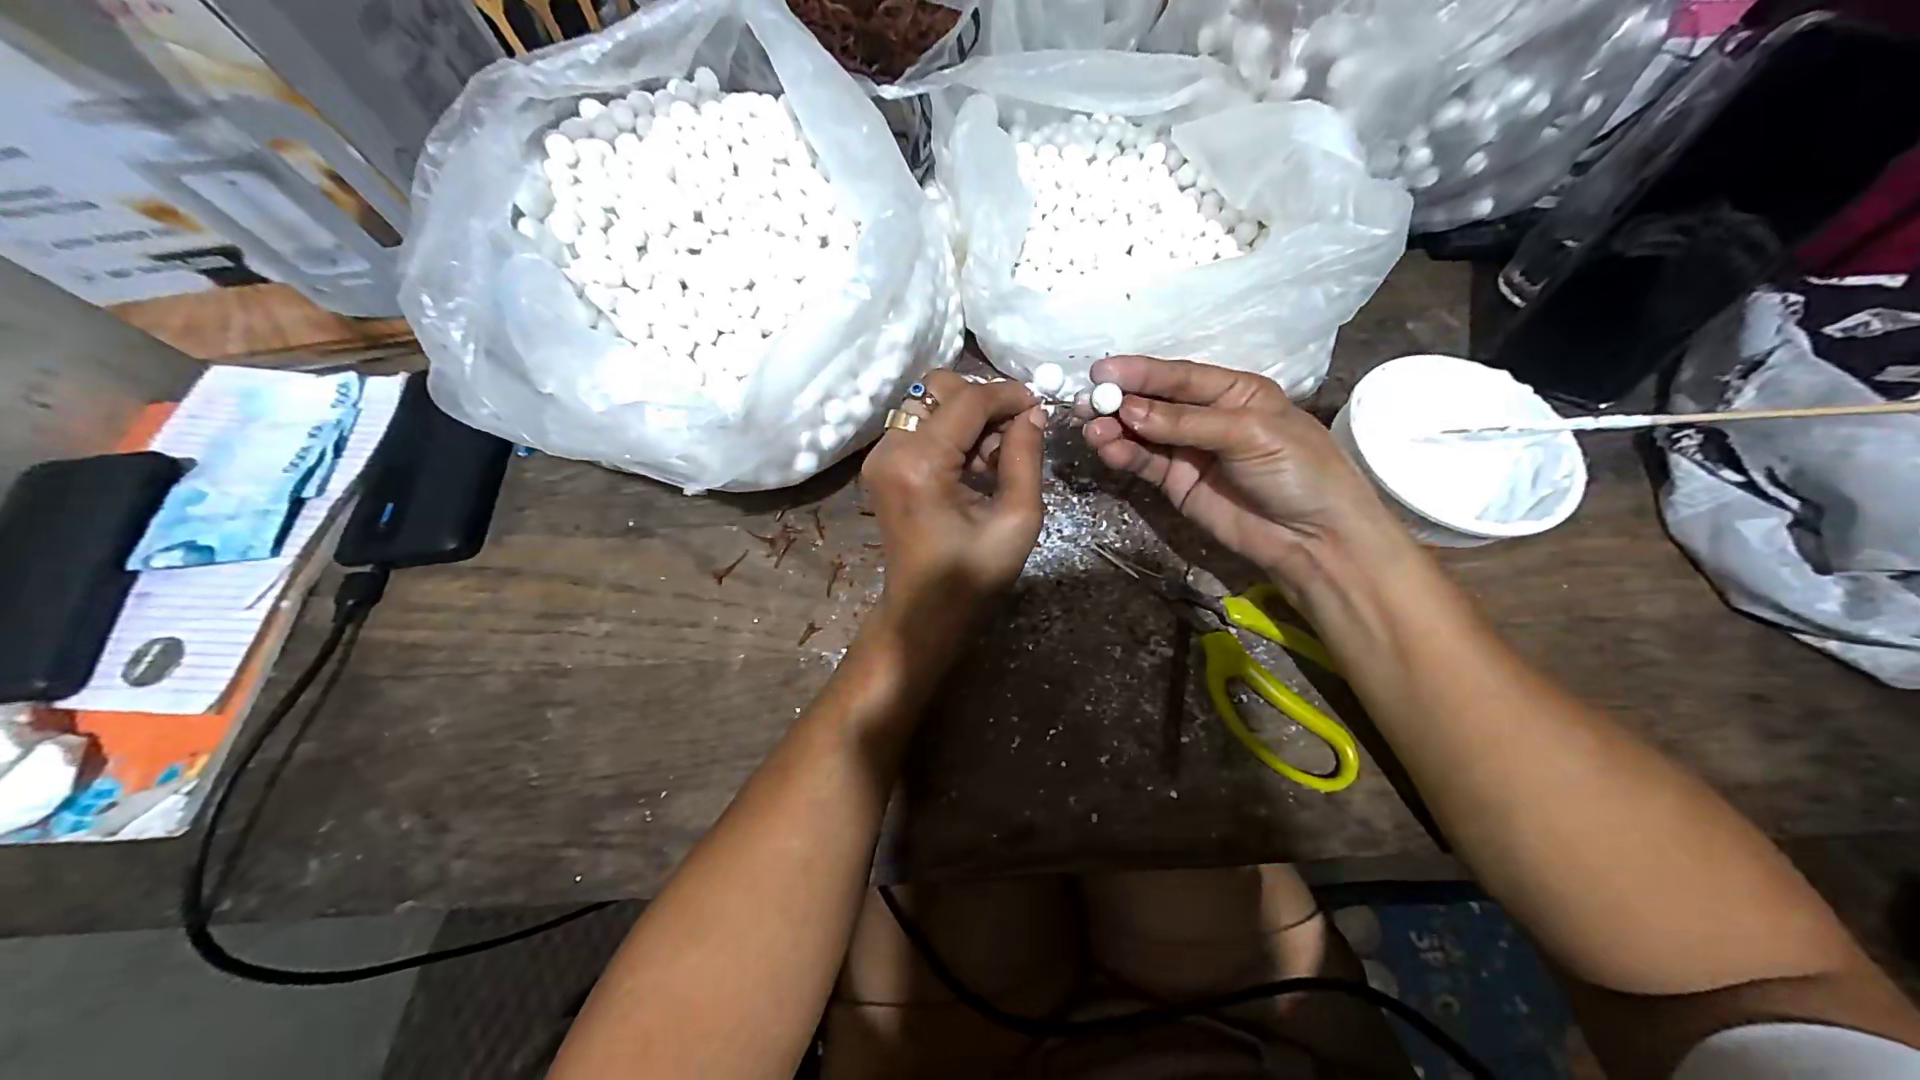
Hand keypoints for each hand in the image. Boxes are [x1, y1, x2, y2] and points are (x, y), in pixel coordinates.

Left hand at [861, 370, 1045, 619]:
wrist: (924, 611)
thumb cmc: (973, 576)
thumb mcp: (1017, 520)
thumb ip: (1025, 458)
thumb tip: (1033, 413)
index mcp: (920, 465)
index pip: (967, 401)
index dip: (1008, 396)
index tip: (1038, 407)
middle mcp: (890, 451)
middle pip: (937, 389)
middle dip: (982, 401)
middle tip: (1012, 435)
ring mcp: (879, 457)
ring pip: (927, 404)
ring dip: (966, 417)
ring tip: (992, 458)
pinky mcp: (881, 466)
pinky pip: (918, 425)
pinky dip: (949, 432)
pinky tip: (970, 465)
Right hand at [1080, 355, 1405, 585]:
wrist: (1313, 538)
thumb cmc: (1297, 470)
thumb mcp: (1251, 434)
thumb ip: (1188, 423)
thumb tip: (1130, 411)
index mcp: (1233, 392)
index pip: (1180, 376)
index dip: (1141, 372)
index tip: (1103, 370)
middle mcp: (1206, 416)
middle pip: (1154, 403)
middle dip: (1119, 400)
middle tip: (1085, 401)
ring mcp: (1188, 451)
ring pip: (1142, 434)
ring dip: (1115, 429)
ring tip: (1091, 429)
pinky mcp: (1176, 483)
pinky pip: (1144, 464)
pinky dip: (1124, 455)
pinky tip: (1106, 449)